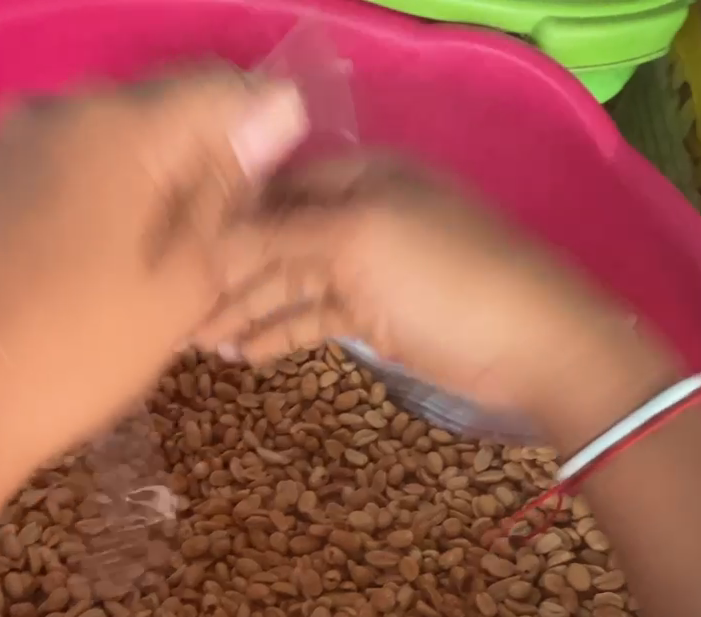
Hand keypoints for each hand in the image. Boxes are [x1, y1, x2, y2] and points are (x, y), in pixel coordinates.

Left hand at [0, 71, 307, 485]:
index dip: (260, 129)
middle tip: (216, 249)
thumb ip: (225, 197)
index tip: (271, 193)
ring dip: (153, 188)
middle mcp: (56, 109)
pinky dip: (103, 200)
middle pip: (159, 113)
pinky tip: (101, 266)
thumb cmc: (76, 356)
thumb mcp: (177, 289)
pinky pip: (66, 168)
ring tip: (158, 269)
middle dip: (203, 166)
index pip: (216, 89)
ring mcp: (6, 142)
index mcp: (116, 129)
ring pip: (111, 143)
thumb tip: (272, 117)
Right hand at [192, 157, 672, 444]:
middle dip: (225, 274)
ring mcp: (366, 270)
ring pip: (290, 285)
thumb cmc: (445, 279)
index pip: (273, 189)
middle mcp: (356, 216)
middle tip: (172, 312)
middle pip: (276, 240)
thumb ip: (283, 237)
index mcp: (357, 178)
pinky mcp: (375, 317)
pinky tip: (242, 354)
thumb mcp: (359, 241)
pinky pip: (314, 319)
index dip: (223, 219)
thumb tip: (212, 239)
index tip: (171, 253)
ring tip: (195, 341)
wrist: (529, 344)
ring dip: (245, 310)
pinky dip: (280, 334)